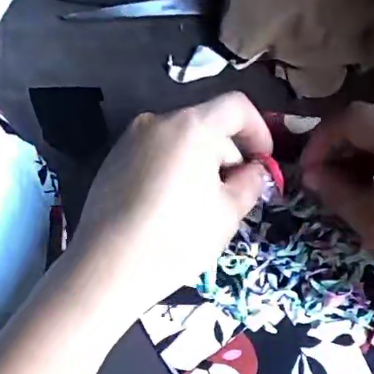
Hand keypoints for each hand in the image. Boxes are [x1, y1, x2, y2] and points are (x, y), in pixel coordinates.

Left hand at [68, 92, 274, 321]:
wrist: (109, 267)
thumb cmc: (178, 237)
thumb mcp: (228, 213)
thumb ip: (251, 182)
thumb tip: (254, 171)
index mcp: (192, 126)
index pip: (237, 106)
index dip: (259, 131)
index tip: (264, 163)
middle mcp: (157, 121)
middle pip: (207, 124)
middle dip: (228, 154)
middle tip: (235, 195)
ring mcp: (130, 140)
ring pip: (181, 141)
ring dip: (201, 164)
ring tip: (201, 207)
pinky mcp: (113, 161)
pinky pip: (156, 155)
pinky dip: (174, 171)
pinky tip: (170, 209)